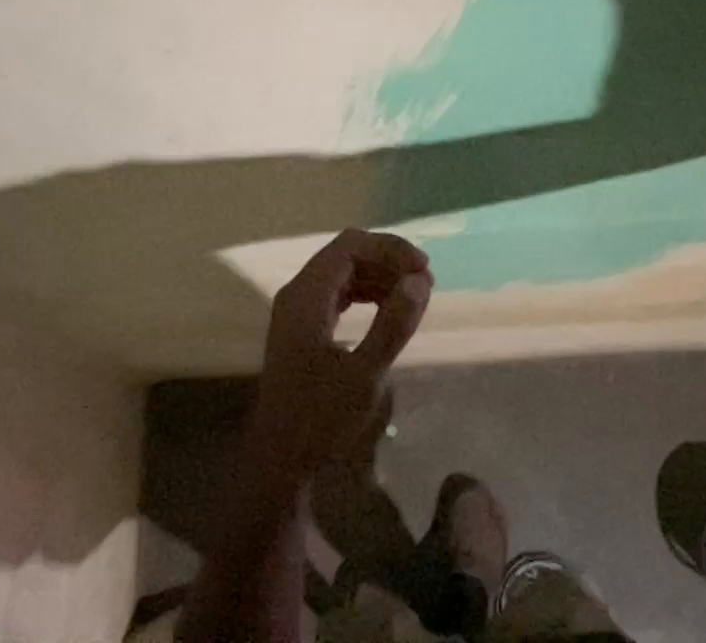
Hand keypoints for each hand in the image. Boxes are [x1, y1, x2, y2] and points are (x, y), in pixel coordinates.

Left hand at [248, 228, 432, 478]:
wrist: (280, 459)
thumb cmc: (320, 420)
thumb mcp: (365, 375)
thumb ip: (392, 325)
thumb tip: (419, 281)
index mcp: (305, 296)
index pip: (349, 246)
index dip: (390, 249)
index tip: (426, 271)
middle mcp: (297, 293)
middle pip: (345, 253)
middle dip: (386, 260)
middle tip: (424, 284)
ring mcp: (297, 310)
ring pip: (341, 272)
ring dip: (378, 276)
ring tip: (414, 296)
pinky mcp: (303, 327)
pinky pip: (337, 293)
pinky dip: (365, 293)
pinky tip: (389, 309)